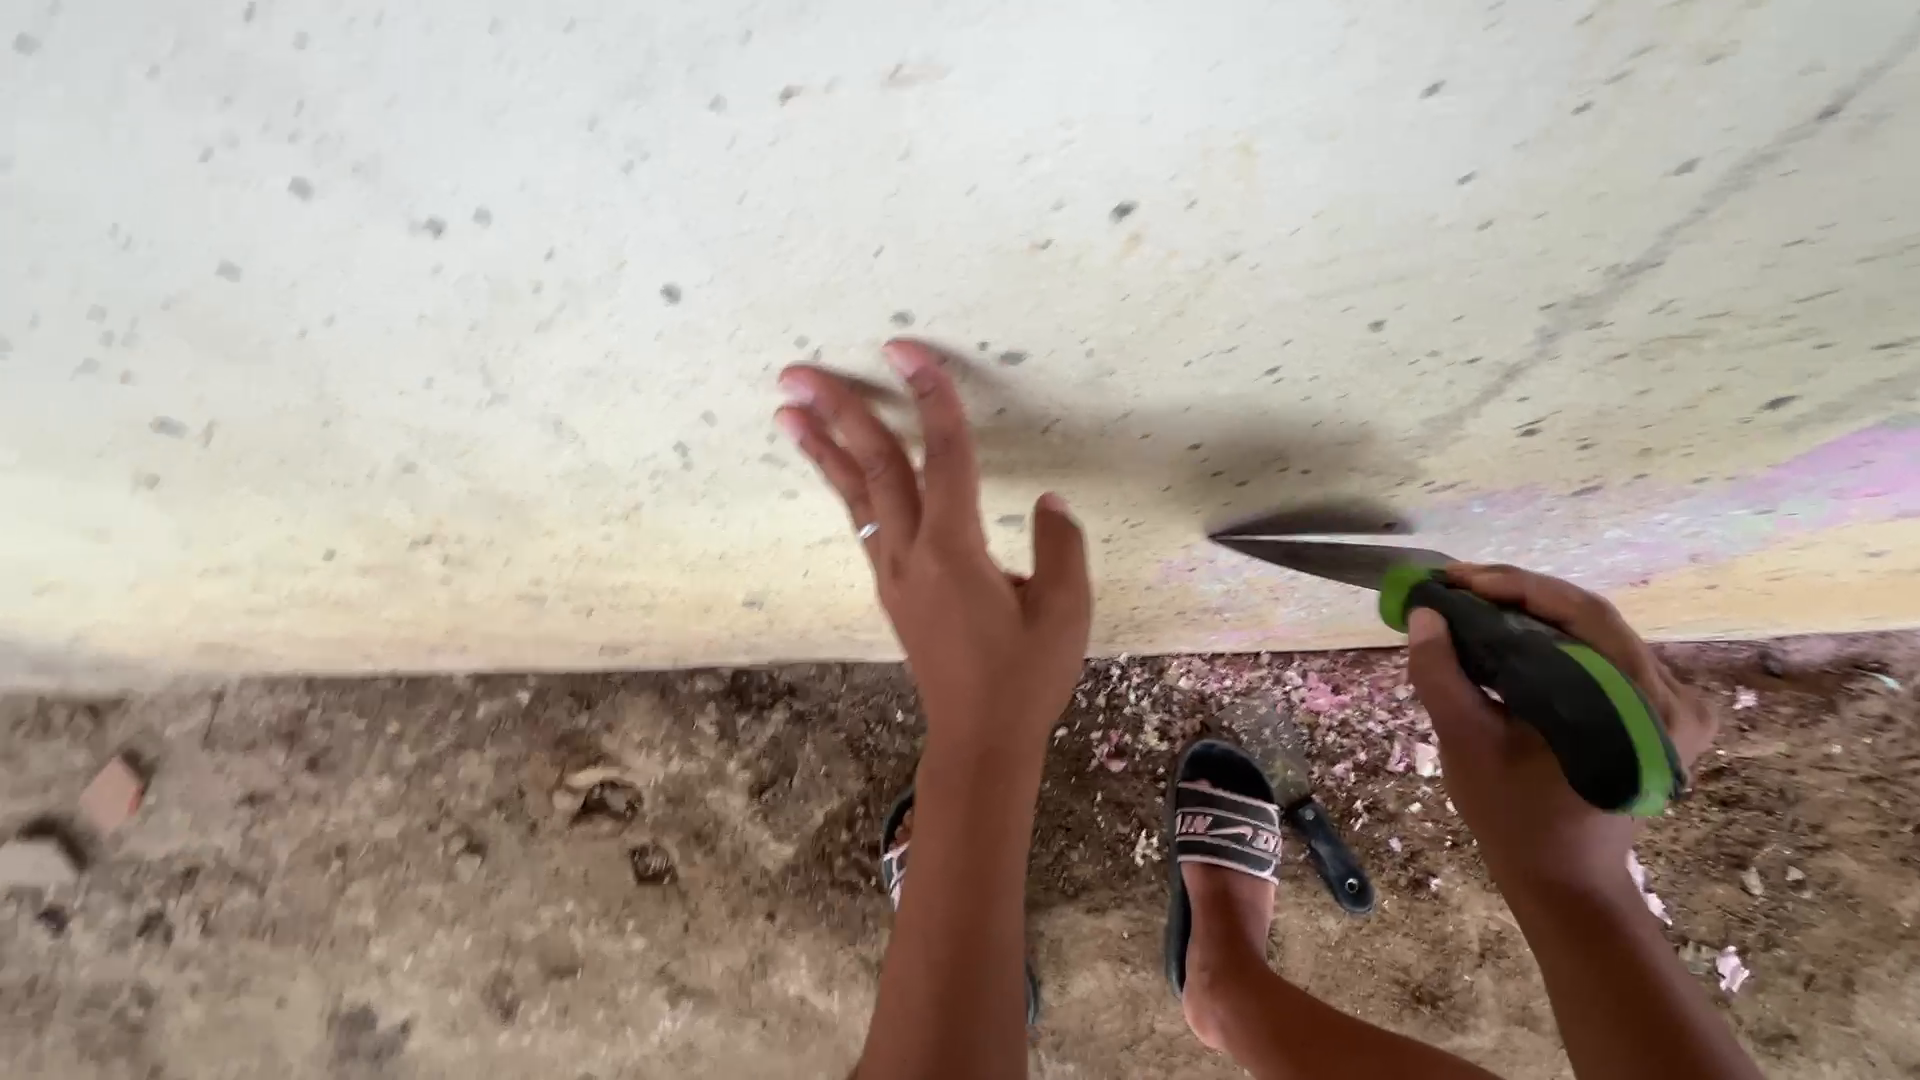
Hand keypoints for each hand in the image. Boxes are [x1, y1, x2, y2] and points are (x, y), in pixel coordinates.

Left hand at [773, 340, 1093, 755]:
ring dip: (824, 448)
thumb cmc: (1025, 678)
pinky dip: (844, 487)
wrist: (978, 738)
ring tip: (788, 411)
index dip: (931, 398)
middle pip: (875, 467)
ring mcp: (893, 573)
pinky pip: (862, 523)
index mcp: (955, 551)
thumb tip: (1048, 502)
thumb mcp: (1065, 611)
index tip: (906, 351)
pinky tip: (836, 471)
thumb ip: (1059, 545)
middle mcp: (911, 553)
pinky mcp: (891, 589)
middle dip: (840, 412)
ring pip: (855, 496)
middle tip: (797, 372)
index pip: (944, 456)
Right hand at [1406, 565, 1715, 893]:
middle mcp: (1674, 697)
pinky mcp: (1659, 712)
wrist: (1562, 874)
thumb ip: (1441, 674)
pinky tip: (1505, 634)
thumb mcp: (1465, 741)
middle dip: (1516, 593)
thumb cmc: (1513, 814)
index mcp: (1640, 705)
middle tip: (1453, 586)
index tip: (1452, 578)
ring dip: (1529, 611)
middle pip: (1590, 617)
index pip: (1582, 614)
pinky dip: (1548, 636)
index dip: (1514, 585)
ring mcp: (1674, 705)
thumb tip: (1425, 614)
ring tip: (1470, 603)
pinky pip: (1599, 654)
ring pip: (1594, 632)